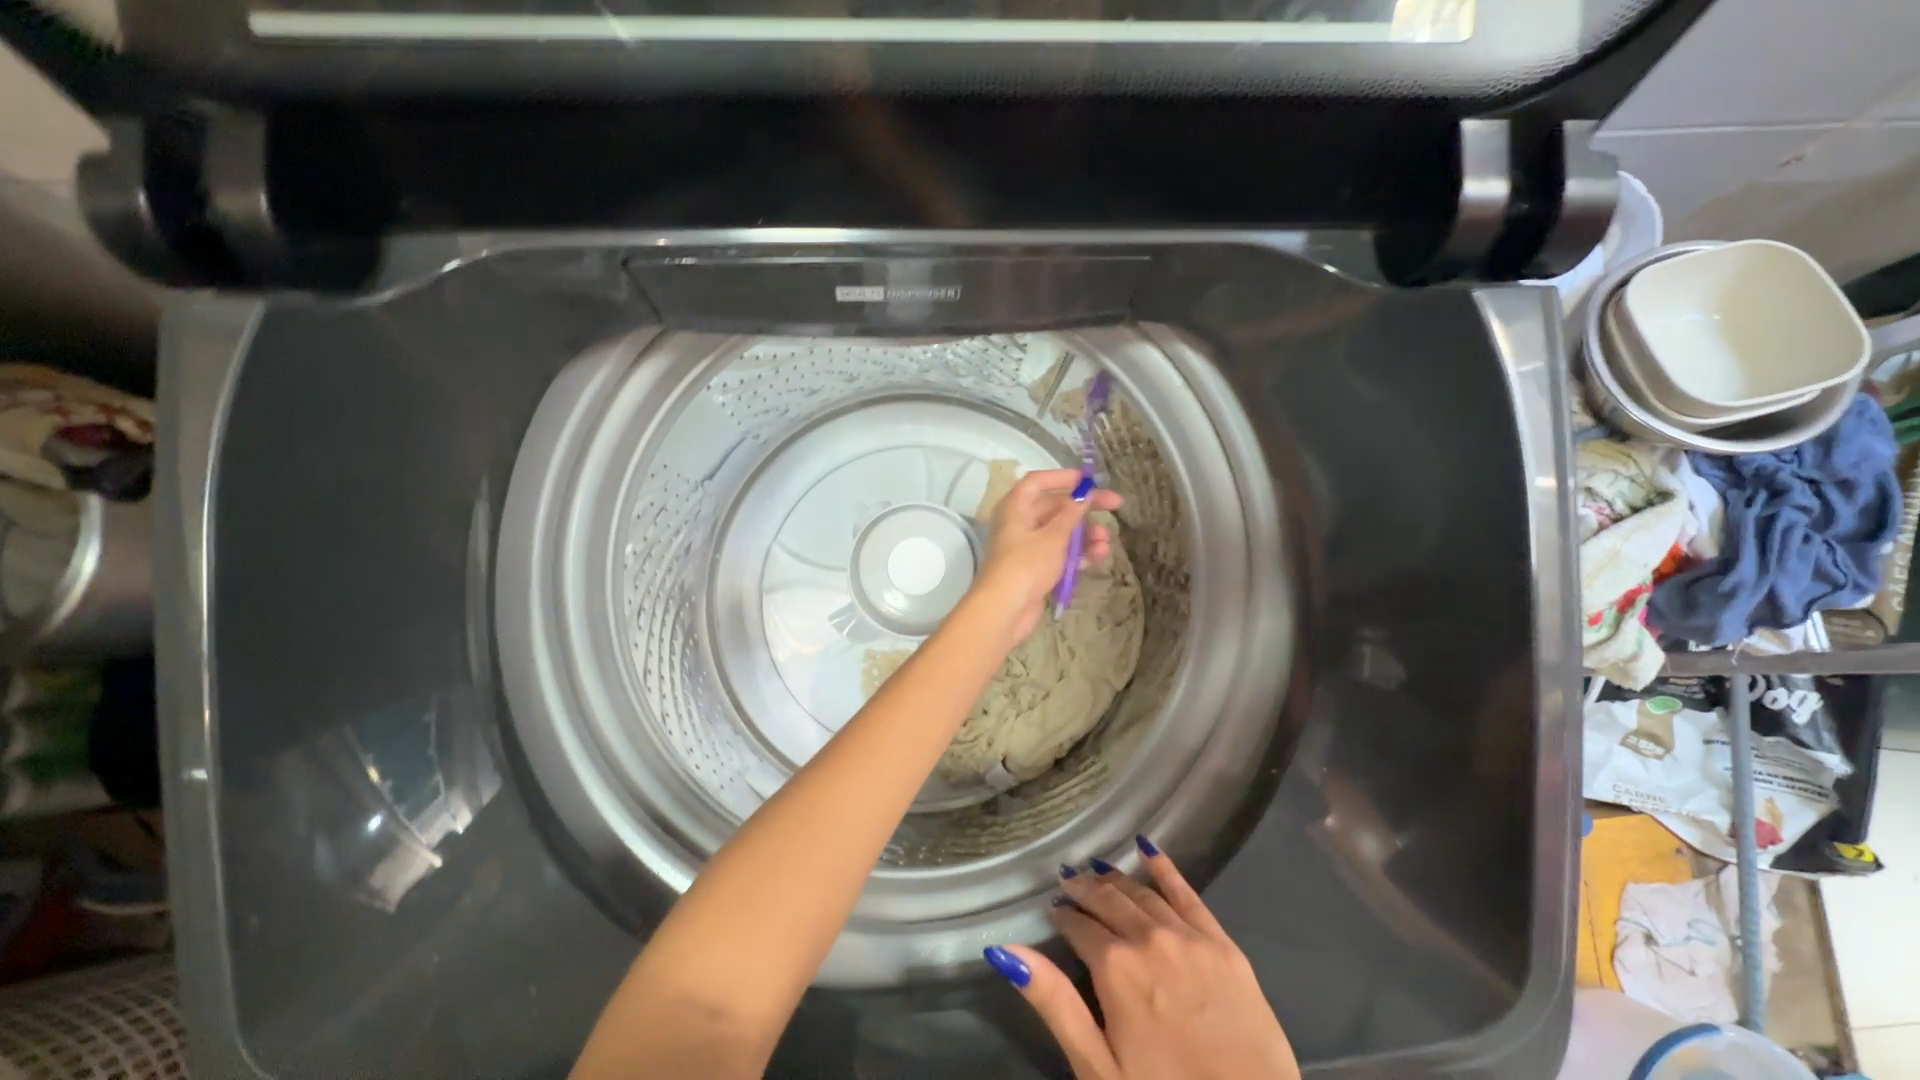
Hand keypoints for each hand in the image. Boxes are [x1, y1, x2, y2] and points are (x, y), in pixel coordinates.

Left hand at [976, 468, 1122, 642]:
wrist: (1004, 609)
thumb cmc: (1026, 564)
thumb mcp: (1053, 536)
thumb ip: (1071, 514)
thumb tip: (1084, 495)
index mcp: (1016, 507)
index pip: (1038, 481)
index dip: (1063, 477)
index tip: (1090, 480)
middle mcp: (1020, 523)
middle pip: (1055, 506)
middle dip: (1084, 508)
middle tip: (1115, 506)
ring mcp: (1028, 547)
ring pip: (1061, 532)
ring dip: (1085, 534)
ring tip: (1106, 541)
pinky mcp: (1036, 569)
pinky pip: (1060, 554)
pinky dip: (1078, 553)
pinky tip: (1098, 555)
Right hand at [985, 841, 1300, 1079]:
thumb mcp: (1097, 1066)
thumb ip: (1054, 1002)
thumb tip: (1006, 950)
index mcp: (1115, 967)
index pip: (1078, 925)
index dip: (1062, 914)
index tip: (1052, 909)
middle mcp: (1150, 939)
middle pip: (1110, 900)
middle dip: (1086, 888)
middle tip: (1069, 879)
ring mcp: (1191, 938)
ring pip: (1144, 894)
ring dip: (1118, 879)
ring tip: (1099, 868)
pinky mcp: (1225, 946)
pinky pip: (1190, 896)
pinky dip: (1166, 870)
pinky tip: (1150, 850)